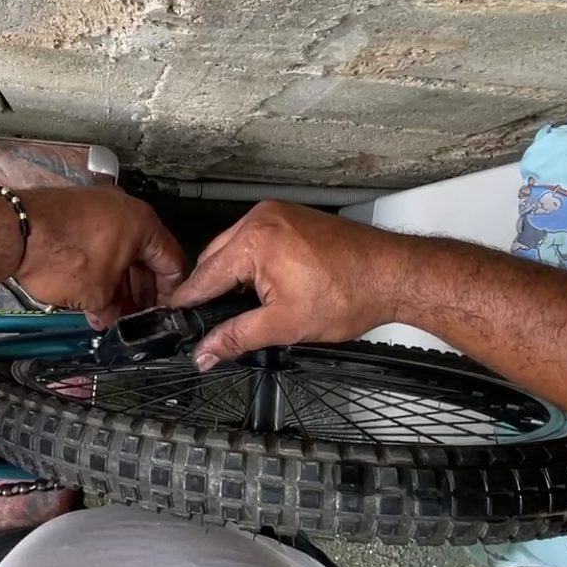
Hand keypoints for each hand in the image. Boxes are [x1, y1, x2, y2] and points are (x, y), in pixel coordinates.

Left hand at [13, 187, 186, 327]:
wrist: (13, 230)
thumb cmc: (62, 255)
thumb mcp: (97, 294)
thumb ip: (114, 311)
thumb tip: (113, 319)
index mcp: (143, 223)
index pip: (172, 262)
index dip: (170, 293)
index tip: (163, 312)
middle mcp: (124, 208)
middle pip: (145, 255)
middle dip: (139, 290)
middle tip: (134, 316)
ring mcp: (97, 205)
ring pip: (118, 249)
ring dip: (117, 281)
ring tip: (108, 310)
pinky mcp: (73, 210)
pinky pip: (96, 240)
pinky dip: (98, 265)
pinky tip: (88, 291)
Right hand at [163, 201, 403, 368]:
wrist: (395, 275)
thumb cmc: (351, 293)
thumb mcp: (285, 325)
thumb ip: (236, 337)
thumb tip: (205, 352)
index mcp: (255, 240)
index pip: (205, 275)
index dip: (187, 301)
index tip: (171, 316)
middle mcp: (261, 218)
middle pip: (214, 258)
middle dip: (209, 289)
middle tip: (202, 320)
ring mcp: (276, 213)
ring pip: (232, 248)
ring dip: (229, 274)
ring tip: (233, 306)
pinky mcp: (289, 216)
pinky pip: (252, 239)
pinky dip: (247, 262)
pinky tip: (255, 285)